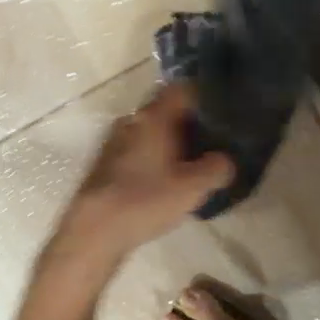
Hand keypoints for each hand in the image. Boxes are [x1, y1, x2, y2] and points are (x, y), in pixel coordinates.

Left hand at [53, 85, 232, 262]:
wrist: (93, 231)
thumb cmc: (145, 200)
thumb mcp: (193, 188)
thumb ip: (217, 168)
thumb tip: (227, 160)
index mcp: (154, 117)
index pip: (182, 89)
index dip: (204, 97)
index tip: (220, 113)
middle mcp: (132, 120)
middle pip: (166, 110)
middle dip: (188, 123)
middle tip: (210, 142)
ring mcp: (114, 140)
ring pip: (150, 131)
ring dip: (168, 142)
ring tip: (188, 165)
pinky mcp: (104, 162)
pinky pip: (136, 148)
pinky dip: (152, 157)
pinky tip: (162, 180)